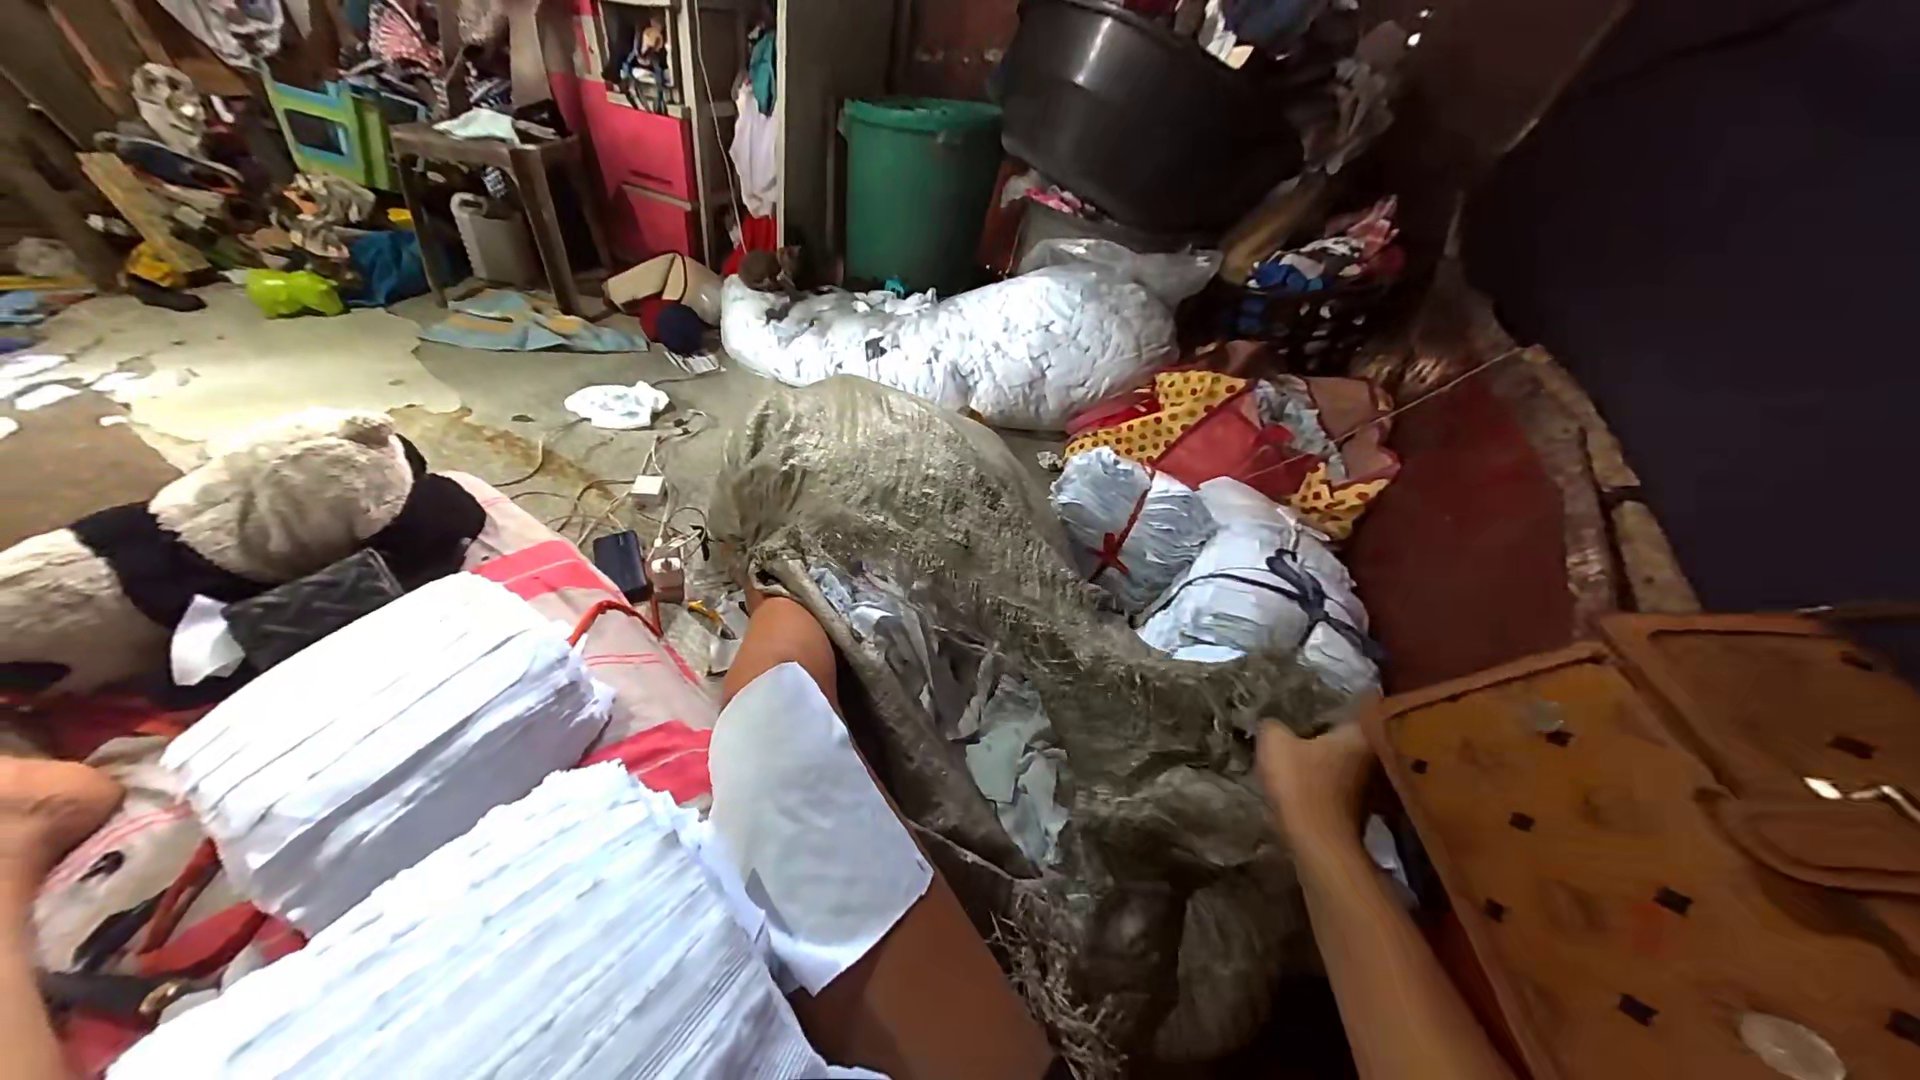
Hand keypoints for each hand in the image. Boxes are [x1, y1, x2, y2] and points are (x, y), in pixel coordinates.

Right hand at [1257, 696, 1380, 842]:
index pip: (1361, 703)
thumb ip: (1273, 724)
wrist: (1319, 843)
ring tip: (1306, 747)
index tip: (1322, 694)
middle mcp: (1375, 756)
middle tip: (1309, 719)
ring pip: (1351, 758)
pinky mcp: (1363, 808)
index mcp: (1360, 733)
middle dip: (1335, 727)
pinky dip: (1332, 778)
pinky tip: (1311, 777)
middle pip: (1356, 732)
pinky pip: (1347, 781)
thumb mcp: (1274, 742)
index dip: (1341, 695)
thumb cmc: (1302, 783)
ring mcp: (1374, 785)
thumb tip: (1274, 723)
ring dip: (1334, 755)